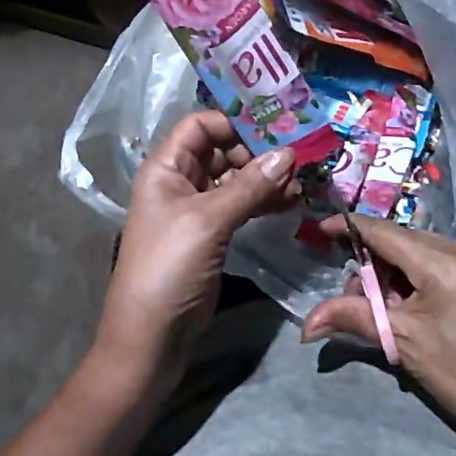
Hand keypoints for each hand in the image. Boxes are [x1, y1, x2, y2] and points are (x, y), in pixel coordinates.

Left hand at [97, 110, 299, 377]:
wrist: (152, 333)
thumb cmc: (169, 265)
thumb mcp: (207, 220)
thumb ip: (249, 186)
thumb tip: (289, 153)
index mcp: (166, 167)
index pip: (200, 126)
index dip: (234, 122)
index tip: (276, 127)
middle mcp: (181, 181)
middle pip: (222, 149)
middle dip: (258, 150)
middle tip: (299, 156)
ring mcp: (198, 208)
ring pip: (236, 179)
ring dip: (266, 177)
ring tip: (303, 180)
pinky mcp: (214, 233)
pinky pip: (241, 205)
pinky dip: (264, 201)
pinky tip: (291, 202)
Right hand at [301, 217, 455, 455]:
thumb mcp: (405, 344)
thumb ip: (353, 319)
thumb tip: (306, 324)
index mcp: (444, 264)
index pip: (385, 232)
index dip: (350, 226)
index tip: (322, 227)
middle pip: (402, 241)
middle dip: (372, 263)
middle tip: (356, 299)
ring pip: (421, 253)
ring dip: (394, 274)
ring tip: (386, 313)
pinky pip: (442, 265)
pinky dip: (418, 280)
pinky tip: (413, 310)